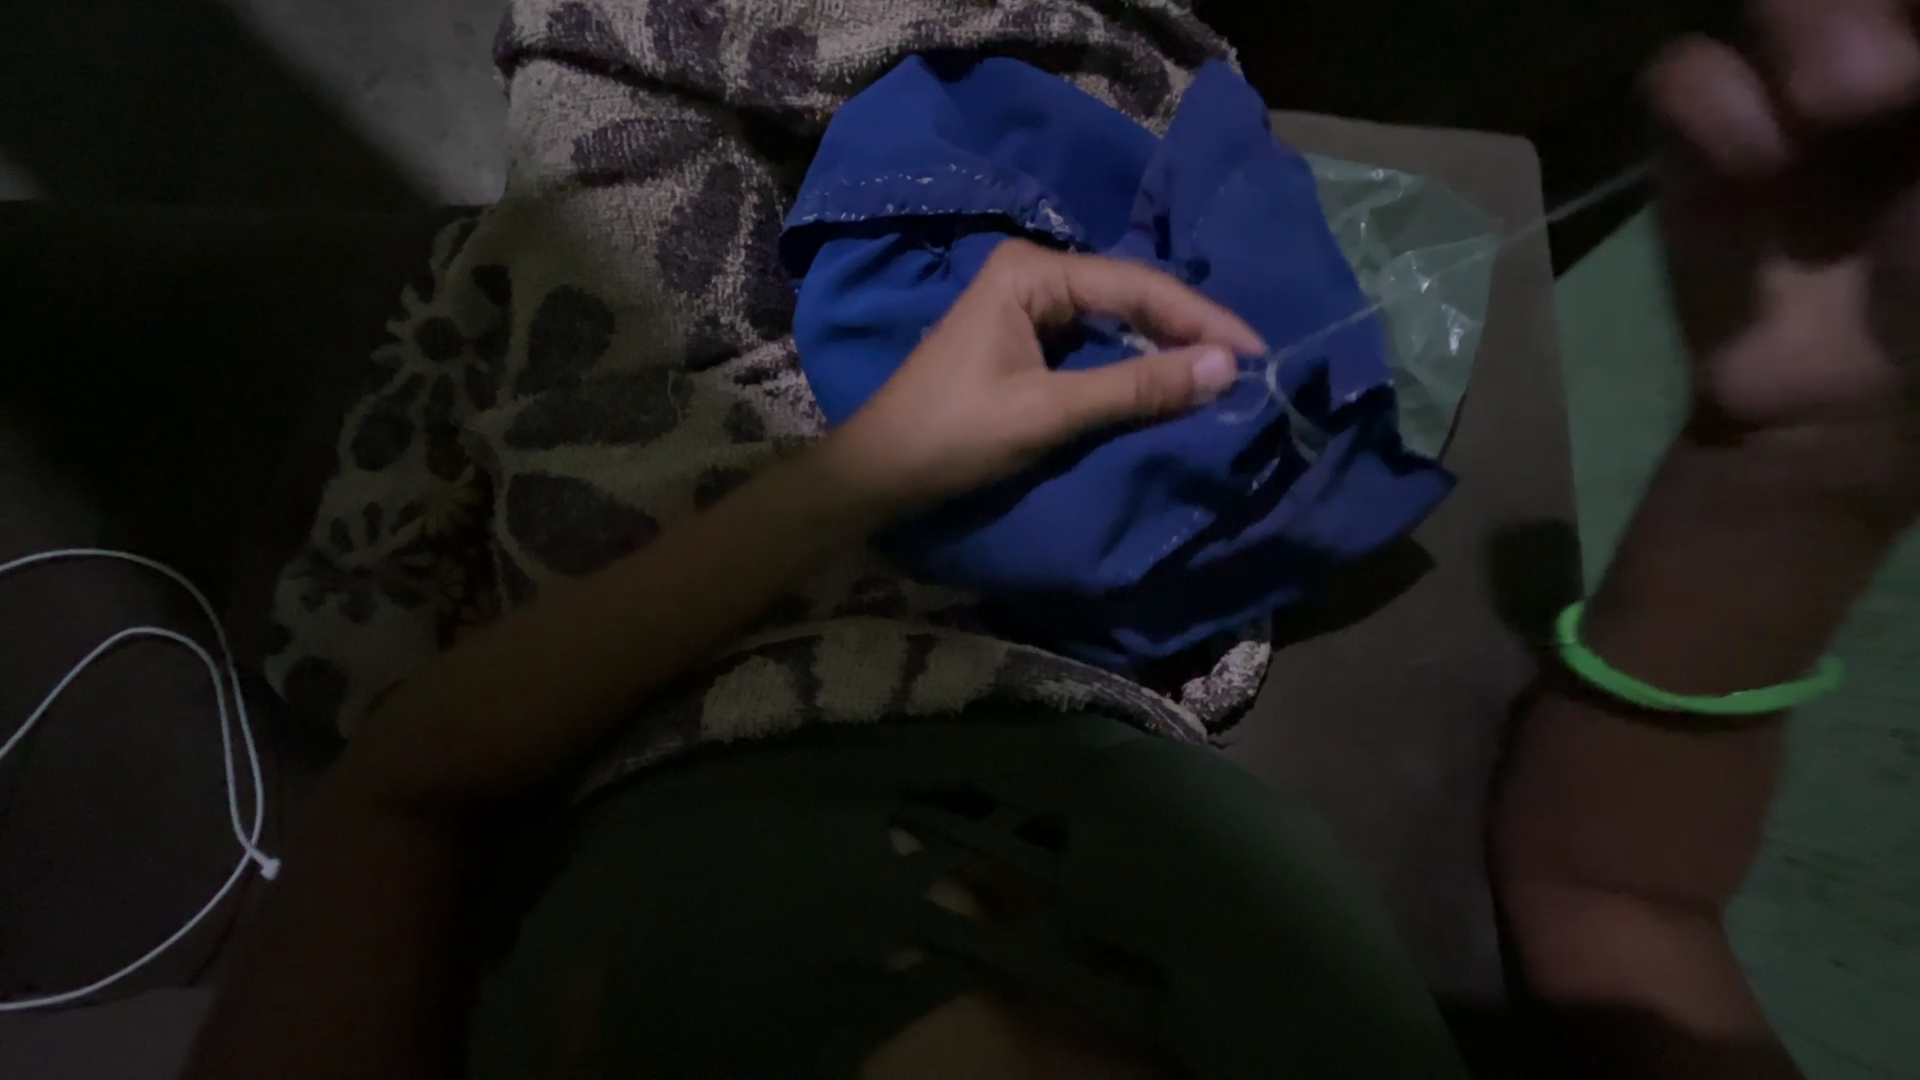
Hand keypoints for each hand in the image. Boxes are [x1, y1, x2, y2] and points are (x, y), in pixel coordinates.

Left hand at [818, 238, 1265, 508]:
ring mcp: (1026, 309)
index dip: (1201, 321)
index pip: (1136, 287)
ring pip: (1113, 324)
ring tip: (1222, 375)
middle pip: (1129, 297)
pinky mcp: (1023, 344)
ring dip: (1163, 350)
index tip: (1258, 354)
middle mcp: (1032, 275)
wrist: (880, 473)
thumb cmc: (952, 436)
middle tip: (1250, 366)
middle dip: (1188, 332)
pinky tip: (1166, 384)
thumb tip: (1228, 368)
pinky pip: (1092, 348)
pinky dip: (1129, 367)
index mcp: (1031, 272)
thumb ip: (1134, 388)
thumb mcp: (1047, 412)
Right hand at [1648, 0, 1919, 519]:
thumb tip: (1868, 50)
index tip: (1919, 61)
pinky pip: (1678, 76)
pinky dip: (1706, 105)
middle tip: (1878, 89)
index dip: (1905, 5)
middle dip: (1856, 6)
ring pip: (1770, 0)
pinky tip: (1749, 164)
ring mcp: (1795, 91)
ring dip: (1797, 35)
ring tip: (1832, 119)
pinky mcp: (1701, 149)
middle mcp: (1895, 50)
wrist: (1851, 399)